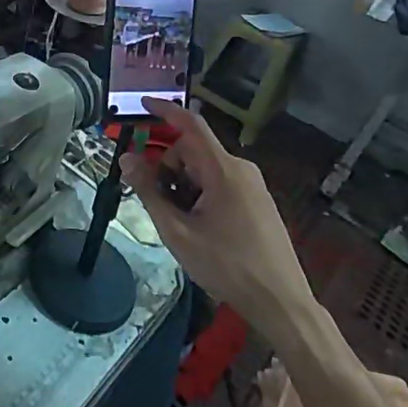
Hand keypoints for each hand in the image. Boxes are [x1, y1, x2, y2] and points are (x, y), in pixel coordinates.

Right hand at [122, 97, 314, 327]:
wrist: (280, 301)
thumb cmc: (226, 266)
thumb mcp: (178, 231)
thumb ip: (150, 192)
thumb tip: (127, 159)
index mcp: (223, 170)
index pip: (191, 125)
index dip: (165, 110)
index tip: (142, 104)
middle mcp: (241, 168)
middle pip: (193, 151)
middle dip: (168, 168)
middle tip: (158, 202)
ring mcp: (253, 185)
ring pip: (205, 169)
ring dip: (184, 185)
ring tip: (181, 223)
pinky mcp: (258, 200)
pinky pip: (220, 182)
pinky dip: (201, 193)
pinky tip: (199, 226)